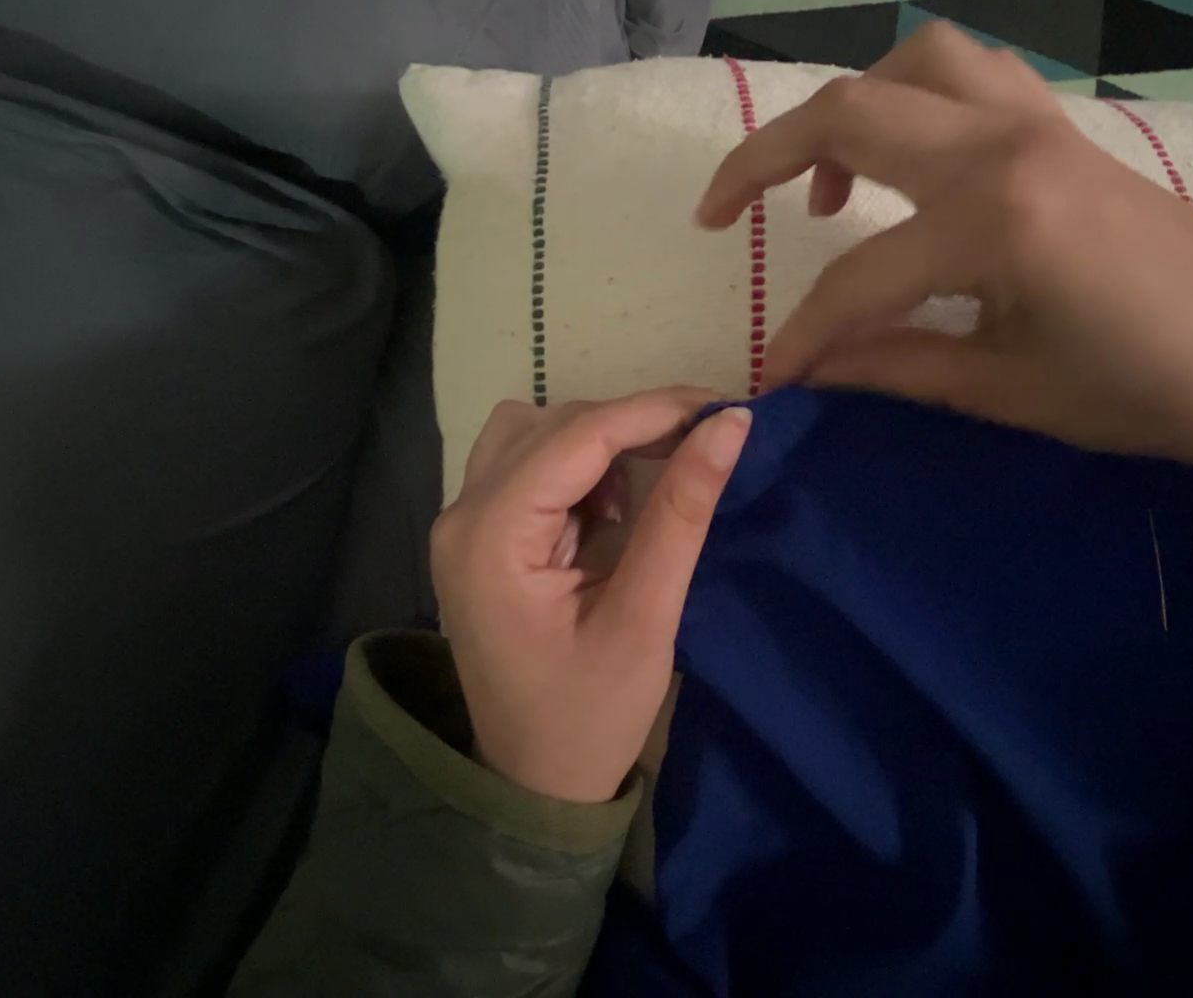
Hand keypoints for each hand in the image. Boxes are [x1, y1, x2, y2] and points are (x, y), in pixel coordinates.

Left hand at [431, 388, 751, 803]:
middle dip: (630, 424)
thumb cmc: (591, 717)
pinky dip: (578, 468)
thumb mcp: (646, 616)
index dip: (655, 410)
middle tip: (699, 445)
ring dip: (597, 443)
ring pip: (532, 434)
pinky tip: (610, 512)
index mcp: (491, 538)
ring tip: (646, 487)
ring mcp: (464, 525)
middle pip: (550, 425)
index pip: (577, 435)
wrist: (534, 785)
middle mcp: (462, 516)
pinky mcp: (481, 537)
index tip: (723, 407)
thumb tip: (730, 427)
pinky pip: (528, 467)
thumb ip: (682, 513)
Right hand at [697, 22, 1192, 488]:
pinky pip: (966, 75)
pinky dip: (910, 100)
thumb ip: (896, 365)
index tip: (771, 378)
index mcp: (994, 223)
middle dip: (760, 159)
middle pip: (848, 112)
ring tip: (819, 187)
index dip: (800, 333)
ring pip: (910, 64)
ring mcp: (1036, 122)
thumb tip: (811, 367)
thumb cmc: (1149, 394)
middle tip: (716, 215)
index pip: (855, 279)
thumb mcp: (1008, 393)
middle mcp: (1004, 147)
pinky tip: (904, 163)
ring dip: (843, 110)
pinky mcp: (1059, 127)